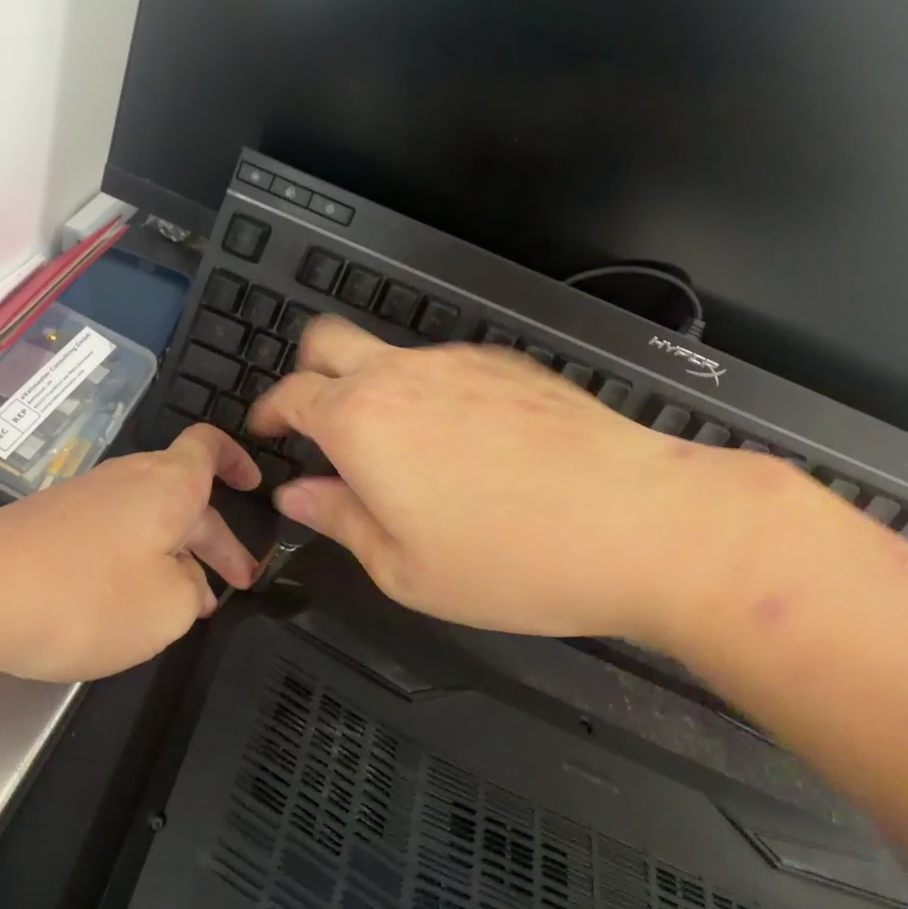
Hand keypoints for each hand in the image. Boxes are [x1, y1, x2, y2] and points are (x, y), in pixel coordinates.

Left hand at [0, 425, 261, 682]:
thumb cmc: (84, 596)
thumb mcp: (167, 610)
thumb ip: (193, 592)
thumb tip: (186, 580)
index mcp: (167, 484)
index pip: (210, 446)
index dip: (237, 461)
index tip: (255, 488)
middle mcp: (128, 478)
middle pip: (185, 493)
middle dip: (216, 537)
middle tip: (238, 582)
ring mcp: (84, 497)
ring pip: (149, 516)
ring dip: (176, 553)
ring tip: (187, 603)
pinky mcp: (51, 522)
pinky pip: (112, 531)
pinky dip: (134, 558)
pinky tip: (127, 602)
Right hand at [249, 317, 793, 644]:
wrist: (640, 522)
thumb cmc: (513, 560)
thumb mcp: (403, 568)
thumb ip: (338, 520)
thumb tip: (297, 495)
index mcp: (361, 422)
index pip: (289, 395)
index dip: (268, 413)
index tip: (268, 435)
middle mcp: (403, 375)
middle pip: (326, 340)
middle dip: (307, 373)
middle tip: (316, 424)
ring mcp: (460, 363)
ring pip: (389, 353)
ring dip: (373, 387)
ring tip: (401, 453)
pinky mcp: (509, 365)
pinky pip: (445, 367)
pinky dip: (429, 393)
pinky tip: (463, 448)